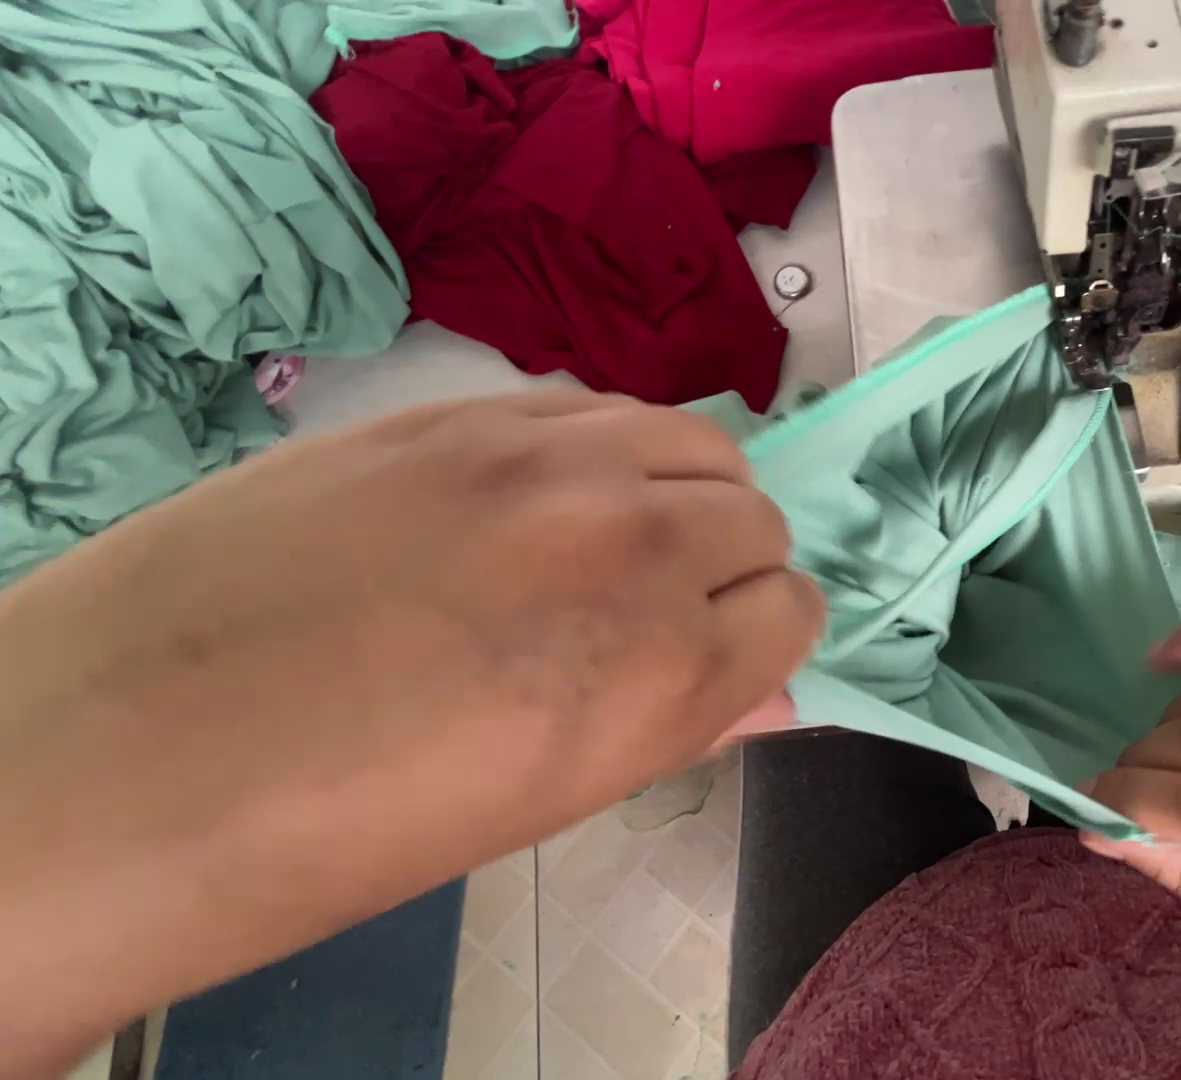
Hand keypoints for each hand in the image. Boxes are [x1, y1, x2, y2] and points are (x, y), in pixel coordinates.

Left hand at [0, 393, 822, 1070]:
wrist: (121, 759)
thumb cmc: (367, 821)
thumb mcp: (565, 796)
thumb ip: (698, 727)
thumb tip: (776, 695)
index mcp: (671, 669)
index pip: (797, 610)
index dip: (764, 636)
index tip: (722, 649)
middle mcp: (639, 548)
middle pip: (763, 522)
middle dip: (732, 568)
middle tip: (660, 602)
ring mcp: (552, 463)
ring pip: (706, 446)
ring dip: (690, 495)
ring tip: (623, 534)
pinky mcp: (470, 411)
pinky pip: (609, 408)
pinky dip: (615, 453)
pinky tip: (558, 492)